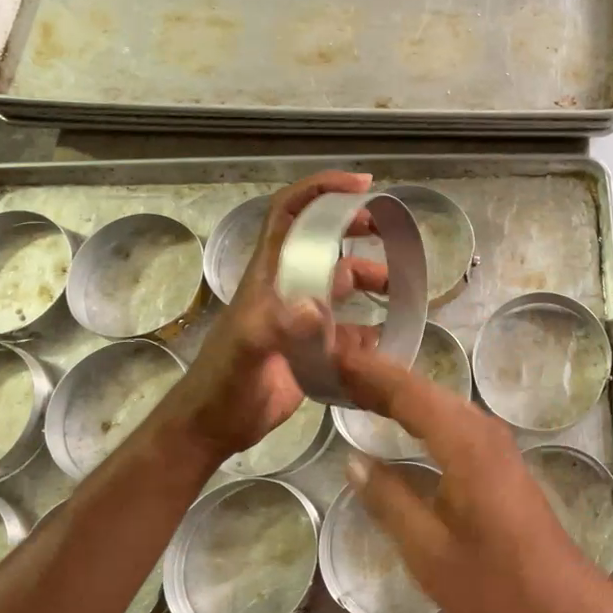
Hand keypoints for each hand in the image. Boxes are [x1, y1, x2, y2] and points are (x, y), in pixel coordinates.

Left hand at [166, 171, 385, 460]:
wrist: (214, 426)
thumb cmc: (223, 381)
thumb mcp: (248, 349)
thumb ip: (279, 326)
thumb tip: (316, 307)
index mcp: (269, 274)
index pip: (289, 213)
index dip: (321, 190)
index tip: (361, 186)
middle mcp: (286, 286)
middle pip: (320, 241)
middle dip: (352, 225)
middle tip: (387, 227)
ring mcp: (299, 316)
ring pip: (338, 283)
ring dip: (369, 278)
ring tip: (399, 287)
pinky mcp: (311, 346)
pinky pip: (347, 328)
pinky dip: (370, 327)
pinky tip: (389, 335)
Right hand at [335, 345, 612, 612]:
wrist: (559, 600)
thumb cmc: (491, 580)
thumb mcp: (427, 549)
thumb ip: (389, 500)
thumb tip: (354, 460)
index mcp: (464, 443)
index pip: (410, 392)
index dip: (370, 372)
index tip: (335, 356)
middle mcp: (482, 431)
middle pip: (426, 392)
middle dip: (381, 378)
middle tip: (336, 371)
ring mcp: (496, 443)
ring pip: (442, 404)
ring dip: (401, 394)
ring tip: (358, 390)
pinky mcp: (500, 459)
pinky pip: (454, 421)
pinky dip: (421, 414)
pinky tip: (404, 423)